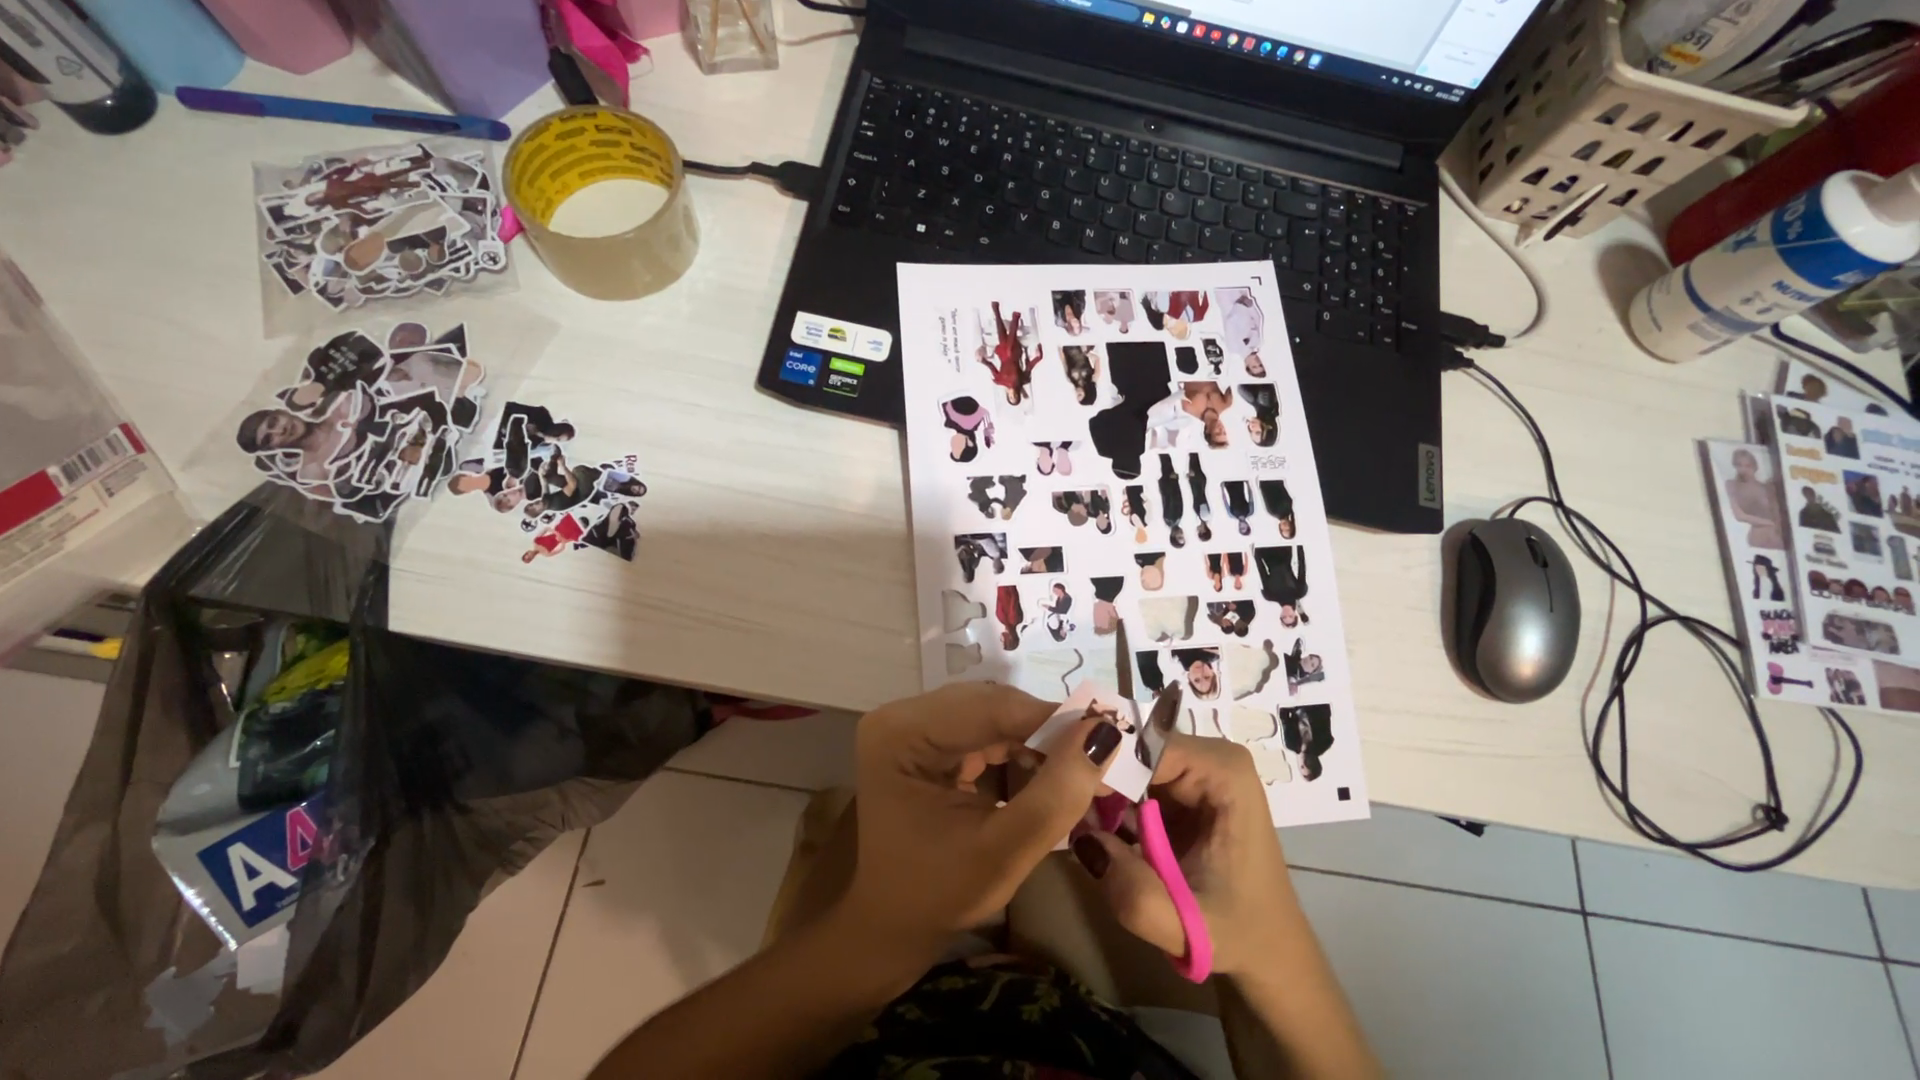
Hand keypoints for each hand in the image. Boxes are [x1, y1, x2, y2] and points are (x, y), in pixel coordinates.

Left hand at [838, 683, 1117, 952]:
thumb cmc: (939, 895)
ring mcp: (915, 725)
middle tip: (1107, 756)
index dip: (1055, 718)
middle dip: (1051, 730)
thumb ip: (1054, 795)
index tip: (1115, 738)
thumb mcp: (1003, 851)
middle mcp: (903, 716)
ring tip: (1086, 767)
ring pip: (996, 714)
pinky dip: (1024, 749)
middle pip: (993, 705)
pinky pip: (988, 729)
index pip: (991, 707)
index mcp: (901, 734)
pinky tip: (1054, 772)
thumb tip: (1105, 734)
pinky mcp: (930, 740)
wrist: (893, 923)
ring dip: (1042, 739)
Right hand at [1071, 733, 1293, 975]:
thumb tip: (1085, 840)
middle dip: (1093, 778)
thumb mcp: (1185, 926)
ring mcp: (1193, 772)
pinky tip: (1091, 831)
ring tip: (1072, 824)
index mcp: (1224, 773)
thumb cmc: (1241, 935)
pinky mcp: (1178, 790)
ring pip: (1124, 763)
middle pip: (1131, 748)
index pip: (1143, 744)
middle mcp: (1210, 758)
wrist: (1268, 953)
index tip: (1066, 799)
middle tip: (1061, 815)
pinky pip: (1129, 782)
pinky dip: (1106, 804)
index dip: (1102, 766)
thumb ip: (1133, 891)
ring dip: (1095, 794)